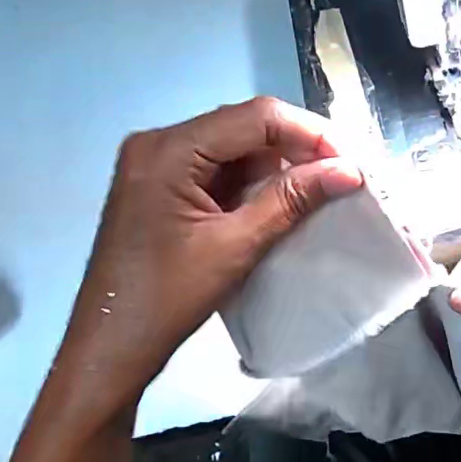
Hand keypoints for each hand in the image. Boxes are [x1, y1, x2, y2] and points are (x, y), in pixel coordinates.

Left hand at [55, 98, 362, 402]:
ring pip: (231, 147)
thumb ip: (291, 200)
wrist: (111, 345)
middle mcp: (157, 142)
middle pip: (241, 126)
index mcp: (168, 149)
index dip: (309, 133)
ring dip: (273, 166)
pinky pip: (214, 169)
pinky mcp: (158, 185)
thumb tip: (348, 170)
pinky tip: (278, 200)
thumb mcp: (236, 246)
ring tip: (317, 190)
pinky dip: (248, 182)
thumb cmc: (167, 298)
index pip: (254, 117)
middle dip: (294, 148)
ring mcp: (155, 163)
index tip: (349, 161)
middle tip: (340, 175)